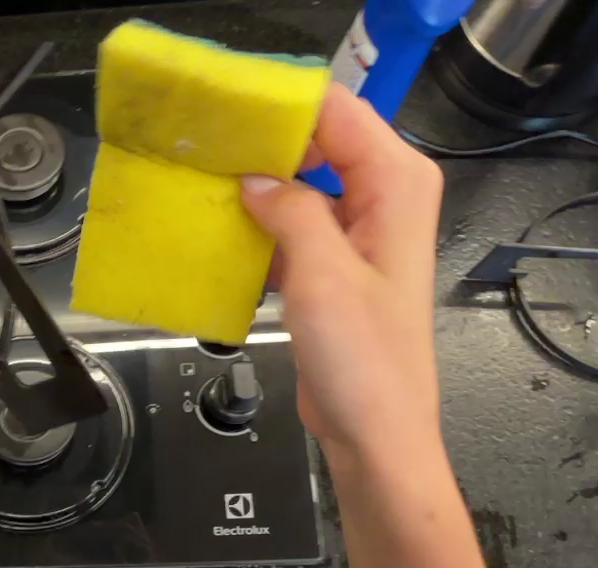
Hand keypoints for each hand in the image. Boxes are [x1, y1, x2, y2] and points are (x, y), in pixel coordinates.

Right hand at [239, 85, 443, 464]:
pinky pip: (292, 233)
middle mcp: (380, 201)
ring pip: (300, 191)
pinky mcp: (330, 272)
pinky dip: (260, 234)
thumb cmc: (363, 359)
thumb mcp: (323, 275)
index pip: (340, 115)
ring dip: (256, 193)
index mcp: (396, 186)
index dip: (285, 108)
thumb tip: (253, 179)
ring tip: (201, 188)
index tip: (226, 112)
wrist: (373, 429)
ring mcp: (354, 238)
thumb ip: (290, 214)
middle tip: (202, 153)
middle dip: (264, 148)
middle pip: (319, 147)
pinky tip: (220, 236)